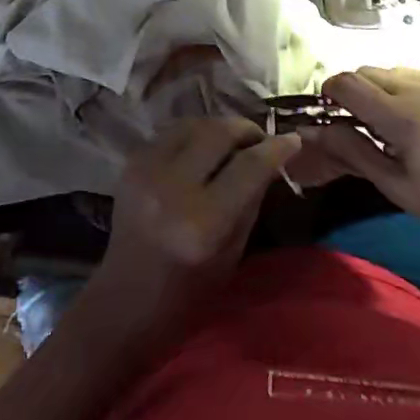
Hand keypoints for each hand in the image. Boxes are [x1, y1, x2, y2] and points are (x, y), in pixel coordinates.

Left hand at [97, 117, 299, 315]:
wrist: (127, 295)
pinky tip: (203, 148)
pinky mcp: (131, 163)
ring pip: (191, 124)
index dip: (275, 148)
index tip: (292, 139)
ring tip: (233, 140)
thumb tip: (270, 158)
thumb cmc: (189, 289)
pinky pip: (169, 133)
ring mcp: (145, 170)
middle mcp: (172, 187)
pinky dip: (192, 135)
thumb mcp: (233, 252)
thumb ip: (251, 200)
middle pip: (217, 132)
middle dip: (244, 128)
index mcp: (202, 221)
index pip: (247, 167)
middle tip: (260, 138)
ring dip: (218, 126)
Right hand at [307, 67, 419, 279]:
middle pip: (369, 71)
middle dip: (357, 92)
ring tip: (397, 124)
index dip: (330, 93)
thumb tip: (313, 129)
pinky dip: (414, 92)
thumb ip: (350, 149)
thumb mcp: (393, 185)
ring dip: (385, 90)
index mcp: (406, 117)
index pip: (348, 83)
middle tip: (363, 124)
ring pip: (397, 71)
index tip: (330, 112)